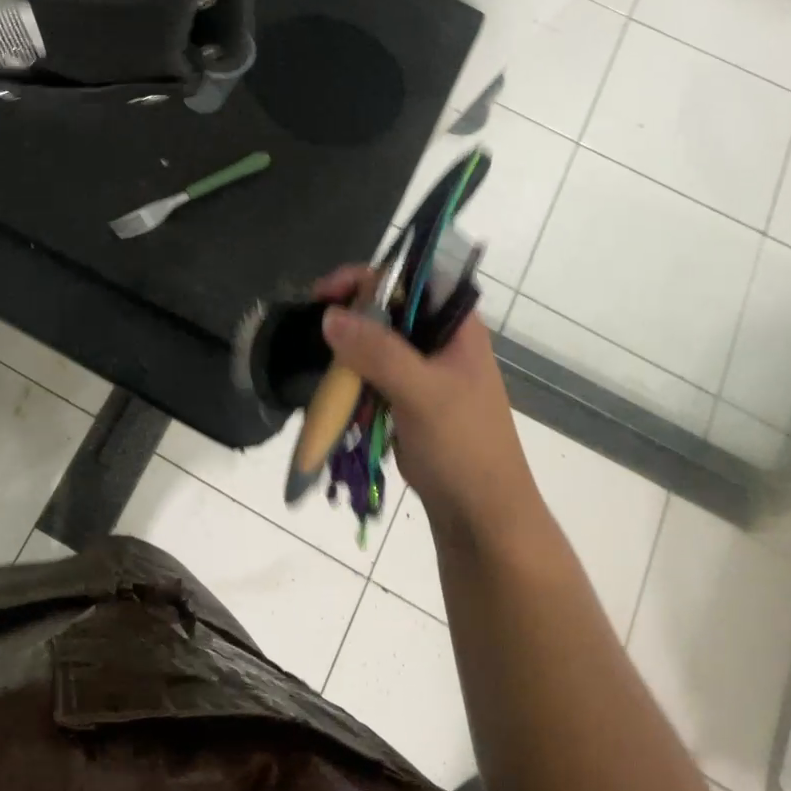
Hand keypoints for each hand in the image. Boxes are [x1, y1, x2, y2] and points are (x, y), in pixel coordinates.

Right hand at [312, 265, 540, 531]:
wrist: (478, 512)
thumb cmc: (464, 447)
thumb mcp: (423, 393)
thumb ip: (378, 352)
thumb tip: (328, 317)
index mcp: (456, 328)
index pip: (410, 280)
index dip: (367, 278)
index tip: (323, 294)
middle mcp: (438, 342)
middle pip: (385, 309)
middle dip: (347, 316)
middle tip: (312, 328)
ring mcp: (419, 372)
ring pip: (371, 344)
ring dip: (344, 352)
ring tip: (317, 364)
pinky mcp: (402, 400)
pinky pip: (367, 376)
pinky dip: (347, 380)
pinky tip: (331, 391)